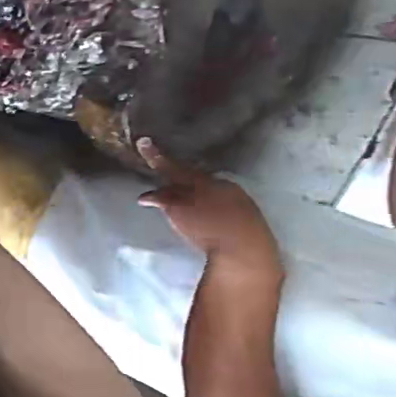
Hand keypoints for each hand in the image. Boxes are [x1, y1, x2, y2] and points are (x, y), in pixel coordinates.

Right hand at [137, 138, 279, 271]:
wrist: (246, 254)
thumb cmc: (208, 227)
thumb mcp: (178, 211)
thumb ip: (163, 200)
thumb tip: (147, 195)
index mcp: (207, 180)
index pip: (178, 168)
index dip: (158, 158)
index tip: (144, 142)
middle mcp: (225, 186)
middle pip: (197, 179)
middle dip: (180, 180)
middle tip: (163, 181)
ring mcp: (242, 204)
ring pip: (212, 193)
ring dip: (196, 196)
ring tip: (182, 203)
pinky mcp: (251, 223)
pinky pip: (225, 207)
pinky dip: (210, 209)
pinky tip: (205, 219)